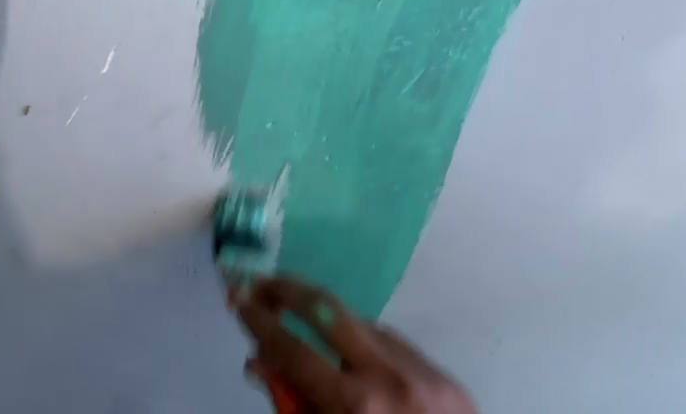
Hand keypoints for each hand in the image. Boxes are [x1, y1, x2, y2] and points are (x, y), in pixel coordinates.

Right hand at [234, 277, 477, 413]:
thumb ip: (294, 405)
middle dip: (289, 289)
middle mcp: (388, 377)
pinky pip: (396, 348)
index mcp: (355, 405)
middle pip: (327, 308)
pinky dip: (369, 348)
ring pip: (364, 326)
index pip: (293, 348)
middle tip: (262, 283)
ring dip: (330, 322)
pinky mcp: (447, 377)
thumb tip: (260, 361)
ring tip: (305, 325)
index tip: (238, 298)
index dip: (260, 321)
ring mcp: (423, 372)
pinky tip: (356, 358)